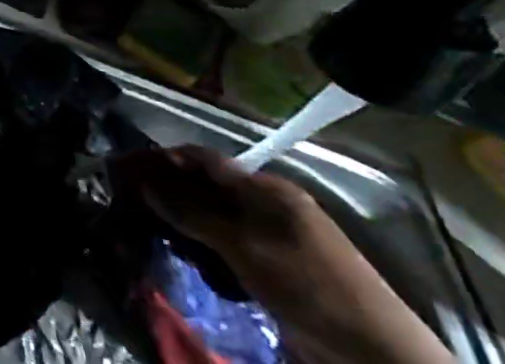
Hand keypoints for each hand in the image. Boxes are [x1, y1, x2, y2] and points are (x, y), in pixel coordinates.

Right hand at [119, 146, 452, 363]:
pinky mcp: (276, 272)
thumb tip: (147, 184)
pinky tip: (195, 269)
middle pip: (208, 190)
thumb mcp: (245, 249)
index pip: (205, 160)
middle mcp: (268, 207)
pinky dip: (209, 256)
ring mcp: (273, 241)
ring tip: (156, 239)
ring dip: (188, 229)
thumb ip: (195, 215)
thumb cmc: (309, 286)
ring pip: (217, 224)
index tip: (128, 168)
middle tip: (132, 207)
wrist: (375, 353)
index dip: (166, 159)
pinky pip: (231, 252)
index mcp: (266, 189)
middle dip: (171, 196)